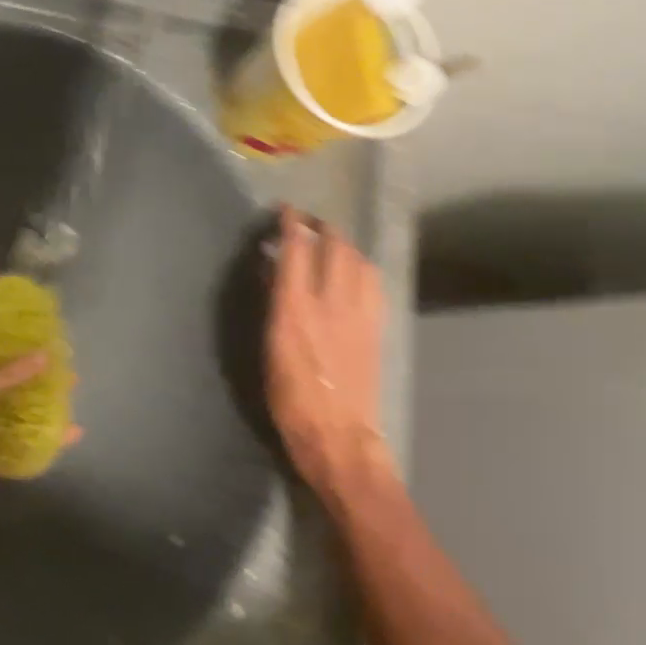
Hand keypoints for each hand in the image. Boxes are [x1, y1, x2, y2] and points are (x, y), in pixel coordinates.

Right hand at [268, 206, 387, 492]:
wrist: (337, 434)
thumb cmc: (289, 398)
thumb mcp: (269, 349)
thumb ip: (273, 304)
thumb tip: (272, 270)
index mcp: (295, 309)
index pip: (296, 250)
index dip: (291, 224)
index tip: (284, 210)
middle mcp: (330, 302)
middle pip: (334, 246)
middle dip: (321, 227)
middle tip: (307, 224)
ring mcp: (359, 313)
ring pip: (358, 260)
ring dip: (343, 244)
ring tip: (329, 245)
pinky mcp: (376, 325)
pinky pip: (372, 282)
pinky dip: (360, 267)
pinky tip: (352, 273)